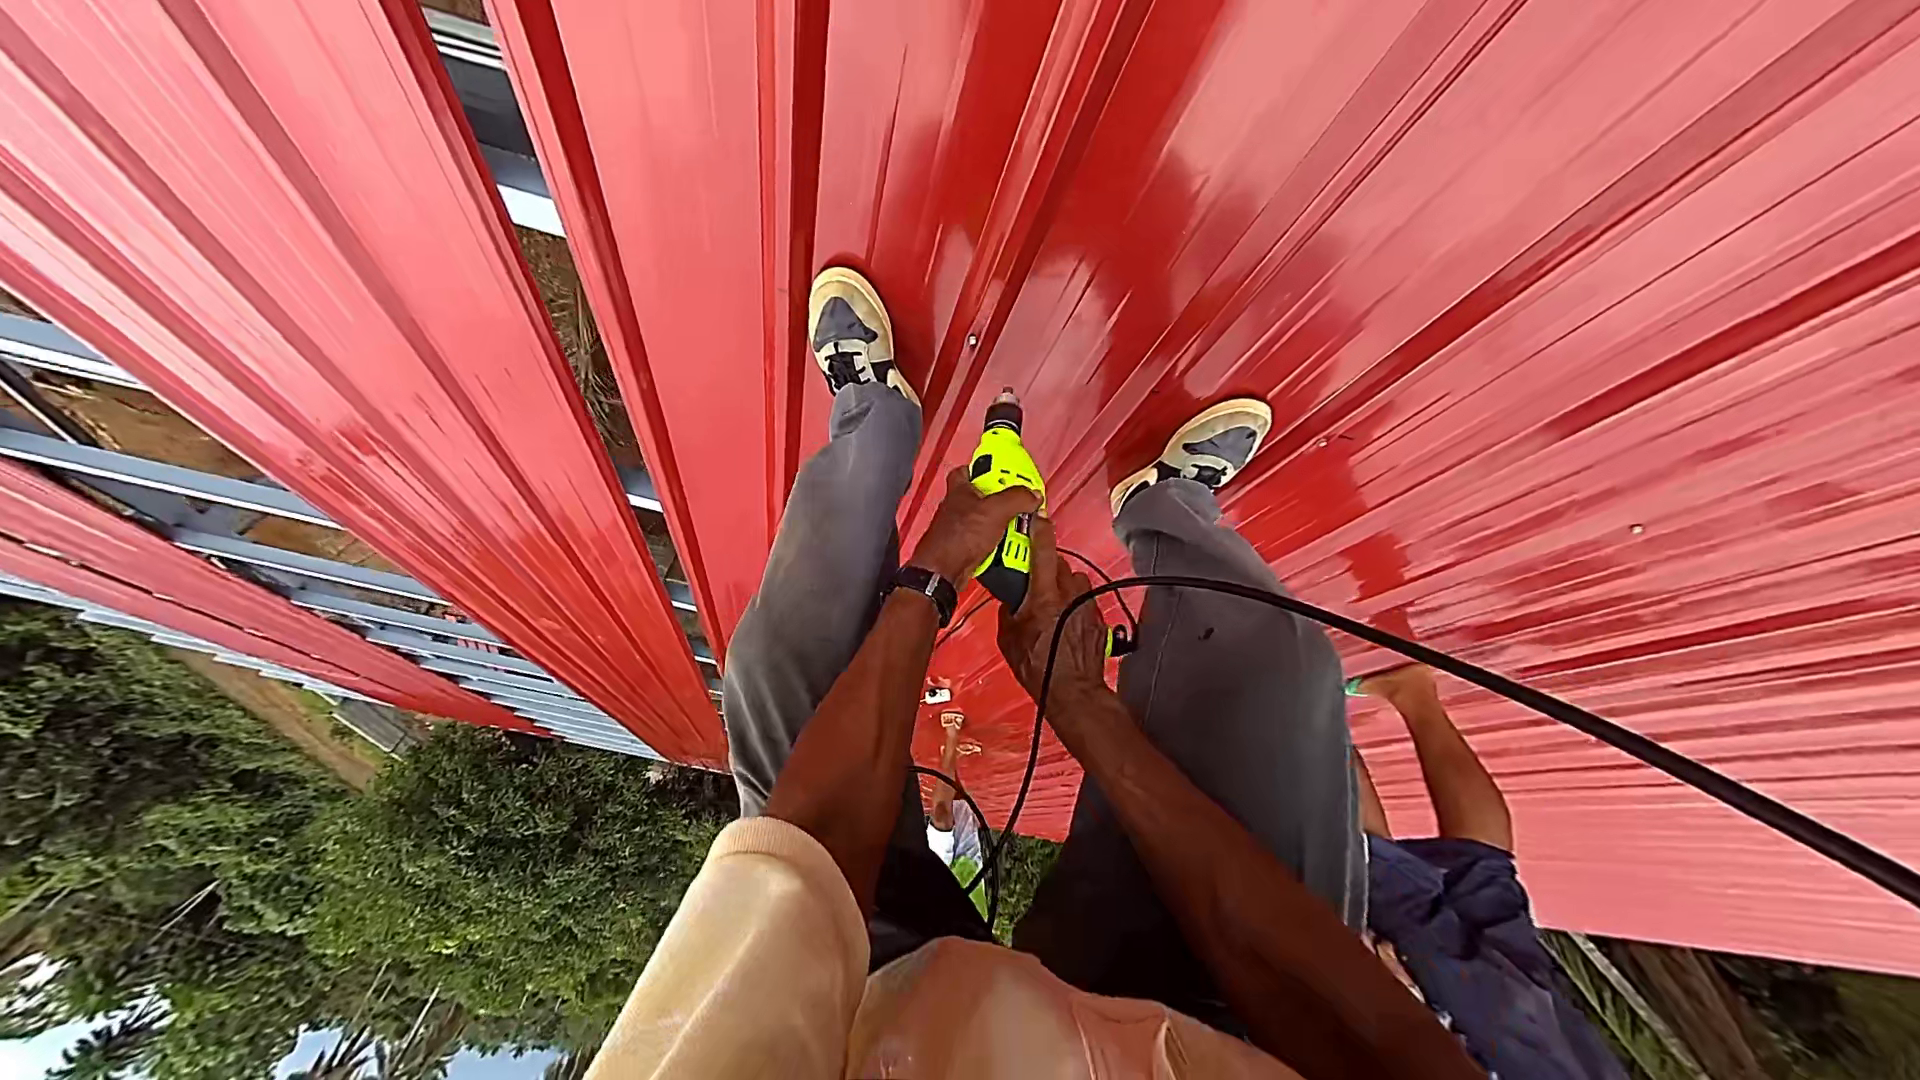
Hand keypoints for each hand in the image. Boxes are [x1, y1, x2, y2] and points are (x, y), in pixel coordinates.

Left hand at [907, 467, 1040, 583]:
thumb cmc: (954, 539)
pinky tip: (1005, 548)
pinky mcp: (968, 547)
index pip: (972, 468)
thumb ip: (1017, 498)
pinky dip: (999, 545)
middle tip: (1020, 505)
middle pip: (989, 498)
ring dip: (1005, 527)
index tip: (1008, 470)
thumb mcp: (995, 510)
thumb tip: (1032, 495)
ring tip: (1015, 530)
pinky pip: (990, 542)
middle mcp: (961, 508)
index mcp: (961, 489)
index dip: (988, 467)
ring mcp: (964, 529)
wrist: (943, 573)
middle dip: (1006, 503)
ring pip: (991, 522)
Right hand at [996, 515, 1107, 707]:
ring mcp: (1086, 604)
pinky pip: (1083, 599)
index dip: (1039, 528)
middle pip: (1057, 562)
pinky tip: (1064, 622)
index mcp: (1044, 596)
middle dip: (1044, 564)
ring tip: (1051, 603)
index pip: (1043, 549)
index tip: (1034, 517)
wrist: (1073, 691)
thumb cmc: (1039, 668)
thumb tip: (1010, 600)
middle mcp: (1069, 594)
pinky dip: (1073, 603)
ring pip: (1072, 579)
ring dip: (1061, 584)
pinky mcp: (1097, 617)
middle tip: (1032, 577)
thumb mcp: (1008, 638)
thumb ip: (1009, 611)